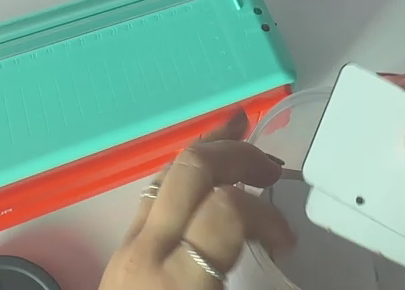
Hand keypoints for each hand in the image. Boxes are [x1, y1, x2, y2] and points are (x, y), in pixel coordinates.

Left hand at [99, 112, 294, 288]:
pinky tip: (206, 175)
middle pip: (190, 172)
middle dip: (235, 155)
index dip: (264, 214)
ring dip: (207, 149)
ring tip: (238, 131)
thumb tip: (282, 263)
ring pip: (167, 172)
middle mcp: (147, 253)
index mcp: (175, 284)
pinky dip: (187, 174)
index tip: (286, 239)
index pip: (225, 211)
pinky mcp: (118, 253)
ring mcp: (127, 247)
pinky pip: (156, 194)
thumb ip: (251, 288)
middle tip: (271, 165)